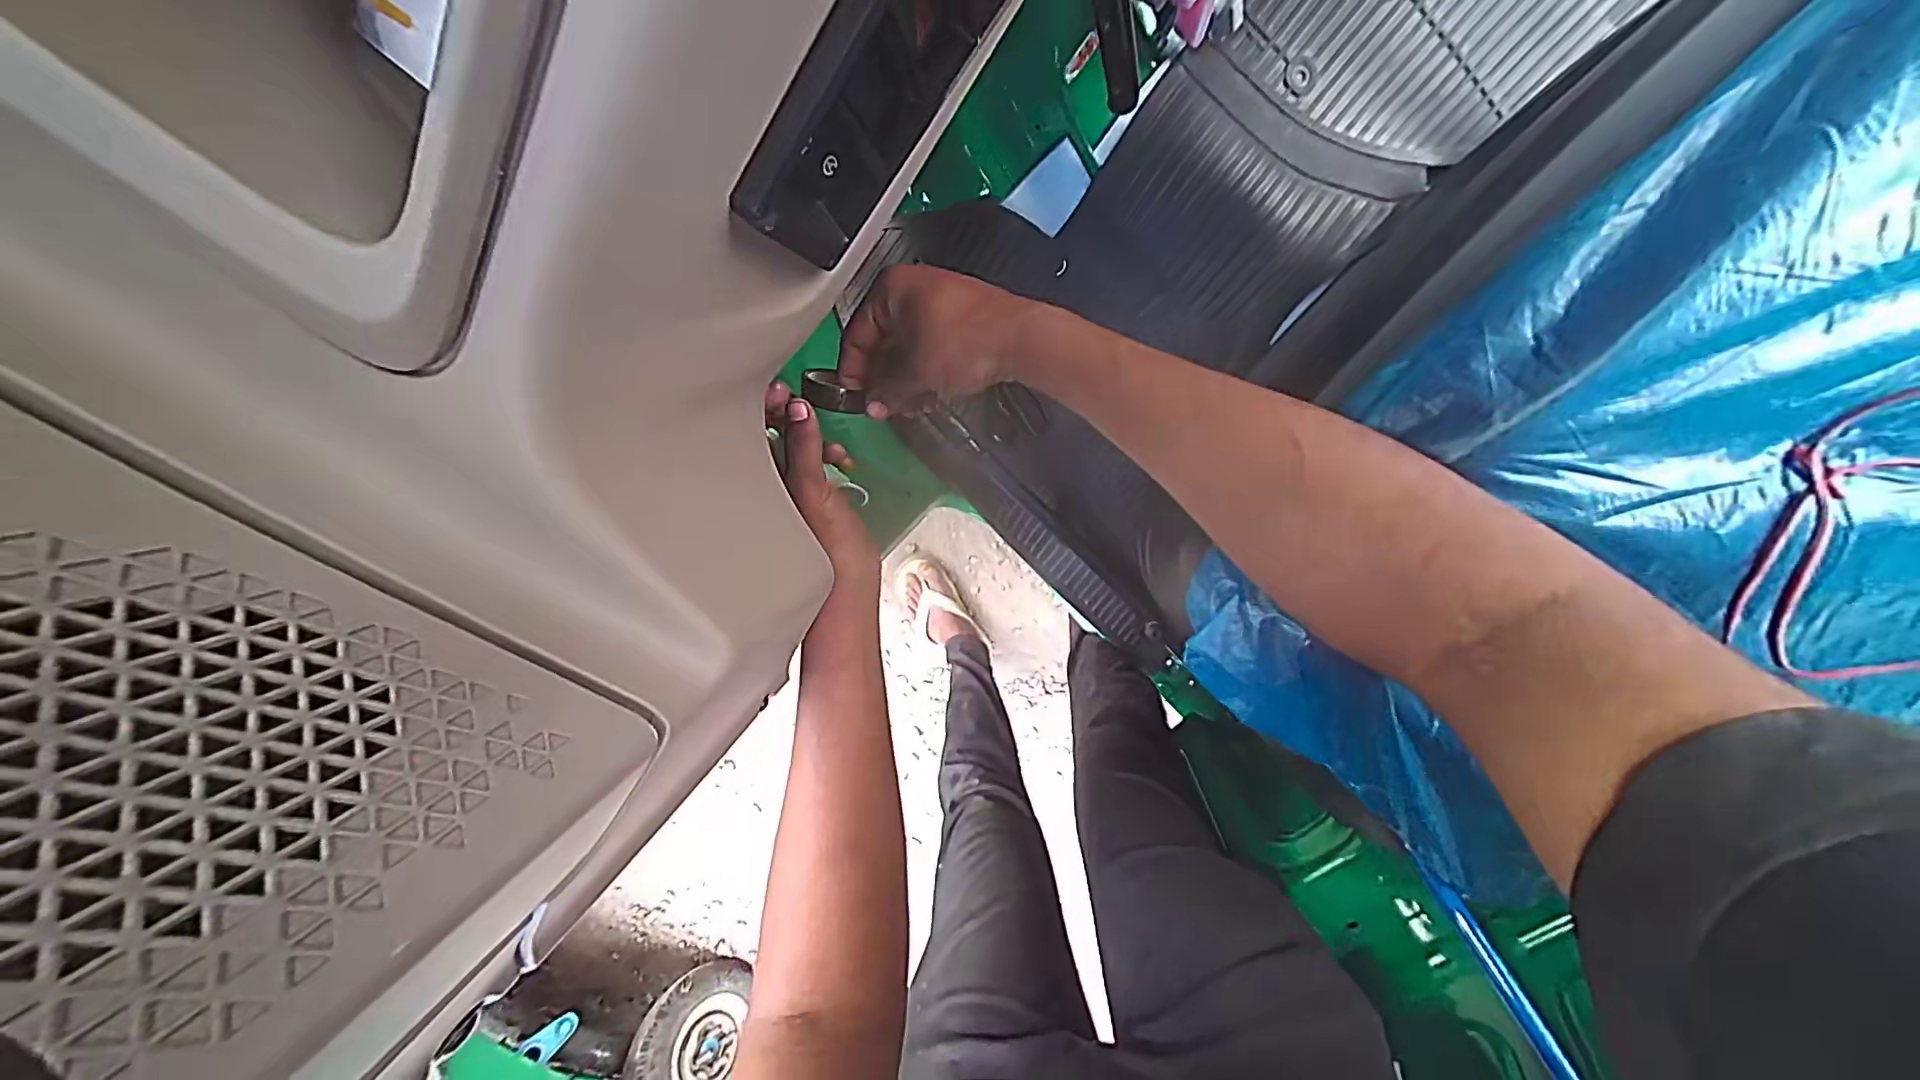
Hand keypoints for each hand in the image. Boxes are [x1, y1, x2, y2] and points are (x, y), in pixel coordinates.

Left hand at [767, 382, 879, 589]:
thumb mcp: (816, 497)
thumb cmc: (829, 559)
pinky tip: (840, 463)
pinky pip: (808, 468)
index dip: (764, 409)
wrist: (846, 600)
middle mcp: (769, 491)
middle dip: (792, 419)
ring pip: (792, 453)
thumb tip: (798, 409)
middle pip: (771, 439)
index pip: (753, 435)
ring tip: (836, 451)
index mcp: (759, 488)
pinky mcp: (808, 503)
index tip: (781, 390)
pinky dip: (824, 459)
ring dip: (815, 440)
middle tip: (807, 407)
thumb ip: (804, 452)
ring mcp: (788, 497)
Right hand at [838, 265, 1035, 417]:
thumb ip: (886, 390)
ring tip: (909, 405)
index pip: (857, 331)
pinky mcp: (963, 321)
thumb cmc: (966, 340)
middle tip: (882, 405)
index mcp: (892, 287)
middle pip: (884, 340)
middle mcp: (916, 289)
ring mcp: (941, 303)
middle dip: (883, 379)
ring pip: (910, 348)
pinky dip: (927, 372)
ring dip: (905, 381)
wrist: (1019, 339)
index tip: (854, 393)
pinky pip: (933, 348)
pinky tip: (930, 395)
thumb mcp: (914, 372)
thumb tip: (873, 402)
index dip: (853, 368)